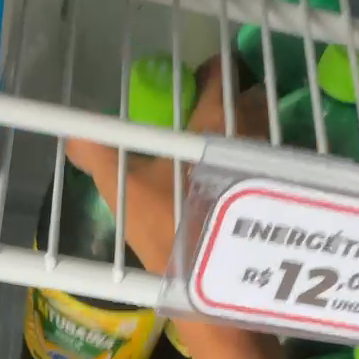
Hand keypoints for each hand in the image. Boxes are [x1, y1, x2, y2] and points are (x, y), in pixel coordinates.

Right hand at [62, 54, 273, 275]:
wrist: (214, 287)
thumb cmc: (169, 229)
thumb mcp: (125, 191)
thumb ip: (99, 156)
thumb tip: (73, 136)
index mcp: (218, 116)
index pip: (221, 71)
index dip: (204, 78)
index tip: (188, 94)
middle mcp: (256, 130)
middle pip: (248, 101)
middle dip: (228, 109)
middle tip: (201, 134)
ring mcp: (276, 164)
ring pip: (263, 137)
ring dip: (243, 144)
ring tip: (214, 169)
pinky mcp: (285, 198)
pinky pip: (270, 171)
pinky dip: (253, 175)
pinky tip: (232, 199)